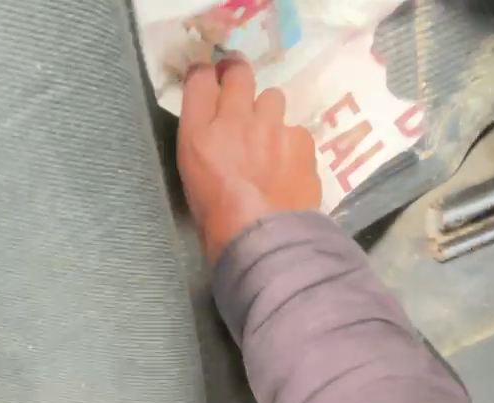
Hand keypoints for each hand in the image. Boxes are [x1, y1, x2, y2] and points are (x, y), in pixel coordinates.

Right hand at [177, 57, 322, 260]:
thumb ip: (203, 149)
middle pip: (238, 72)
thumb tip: (215, 134)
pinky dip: (289, 143)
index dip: (204, 74)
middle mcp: (234, 120)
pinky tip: (286, 167)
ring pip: (271, 98)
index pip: (199, 81)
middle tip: (237, 86)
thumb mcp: (193, 185)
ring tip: (266, 140)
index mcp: (199, 135)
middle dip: (236, 73)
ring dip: (267, 113)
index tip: (207, 79)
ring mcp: (271, 126)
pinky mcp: (300, 138)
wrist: (261, 239)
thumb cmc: (216, 223)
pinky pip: (294, 130)